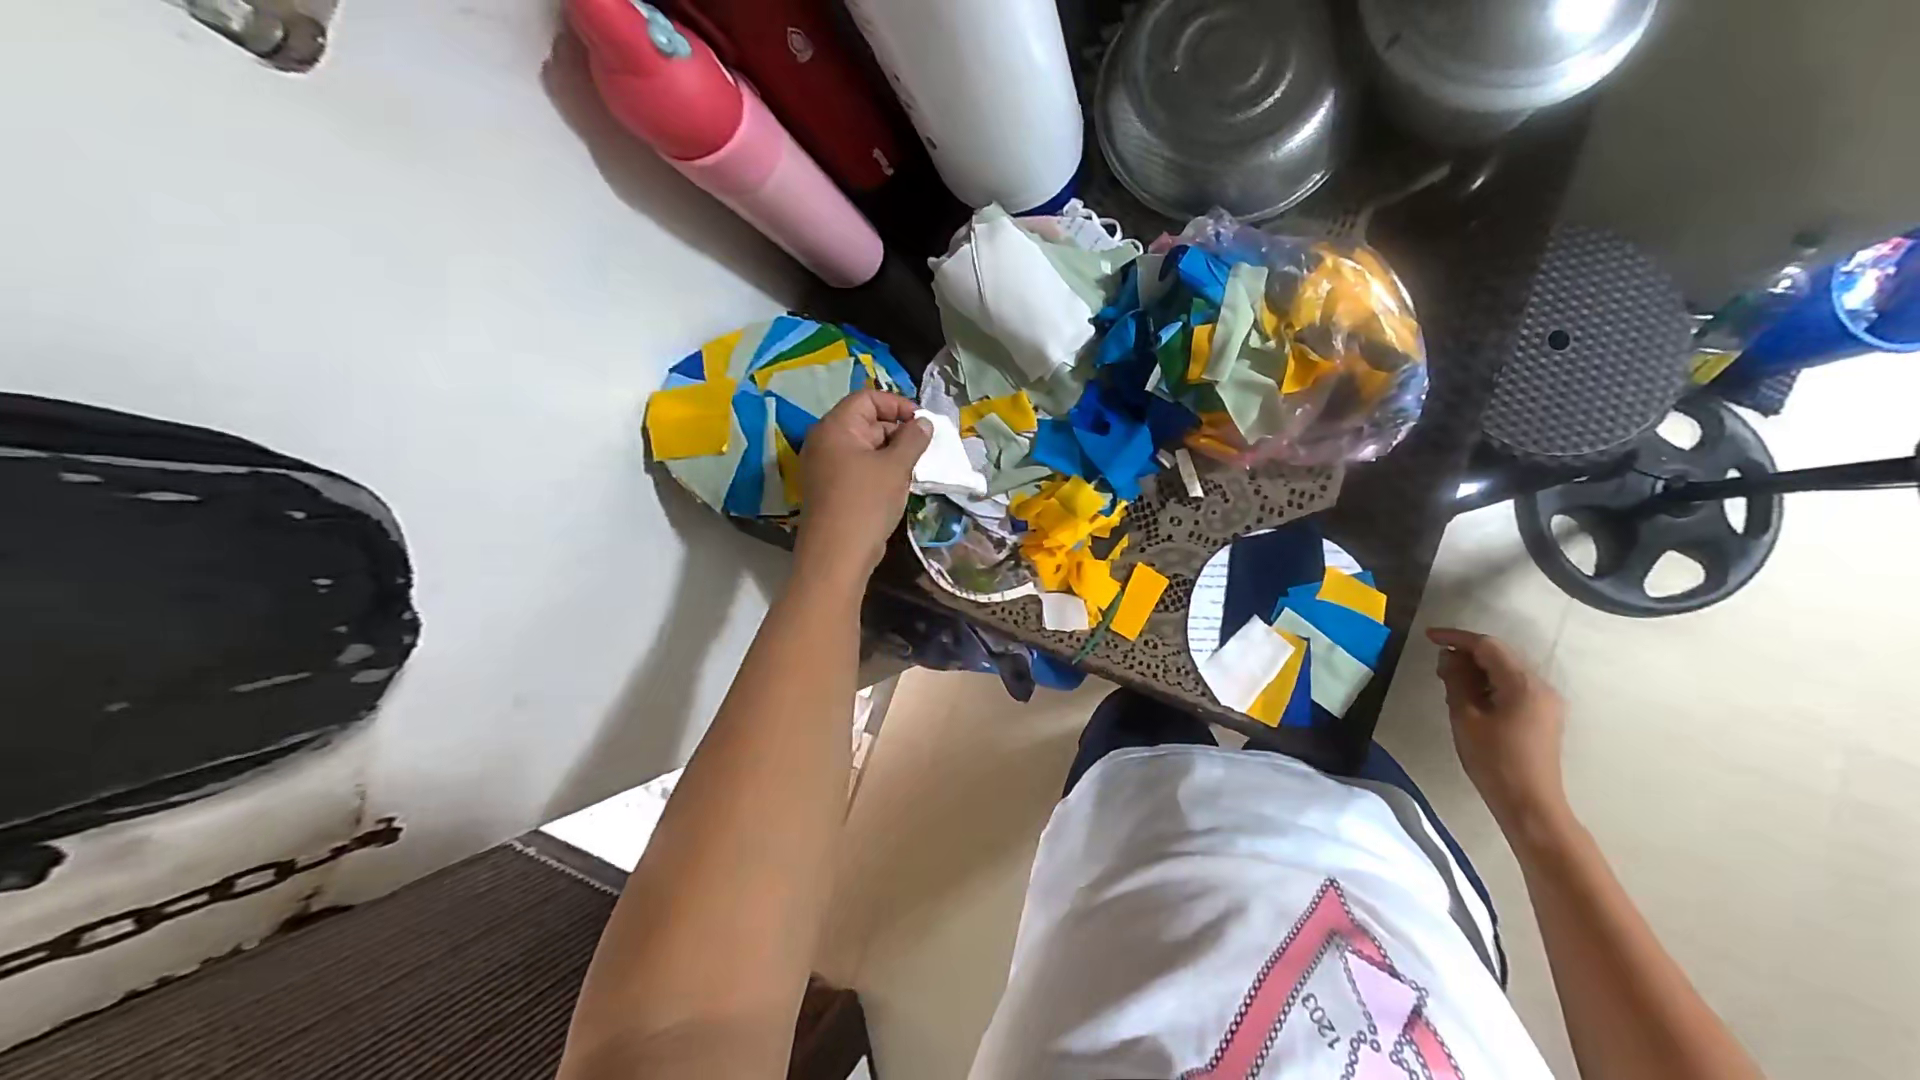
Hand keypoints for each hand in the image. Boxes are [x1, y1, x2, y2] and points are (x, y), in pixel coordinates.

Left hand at [793, 390, 930, 584]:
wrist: (837, 555)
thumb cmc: (866, 503)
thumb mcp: (896, 467)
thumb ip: (913, 439)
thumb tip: (923, 423)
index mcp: (835, 427)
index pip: (867, 398)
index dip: (897, 404)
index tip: (922, 422)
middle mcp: (824, 441)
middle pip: (864, 421)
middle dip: (897, 430)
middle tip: (923, 447)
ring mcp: (824, 466)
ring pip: (863, 446)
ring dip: (891, 451)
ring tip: (915, 467)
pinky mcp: (829, 488)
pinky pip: (857, 467)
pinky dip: (878, 468)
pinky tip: (898, 484)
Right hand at [1427, 627, 1569, 839]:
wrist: (1528, 802)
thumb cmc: (1493, 758)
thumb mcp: (1465, 715)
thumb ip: (1457, 680)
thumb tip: (1450, 657)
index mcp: (1523, 684)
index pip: (1488, 646)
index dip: (1456, 638)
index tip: (1428, 637)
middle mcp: (1541, 687)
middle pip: (1500, 655)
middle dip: (1466, 654)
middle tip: (1437, 666)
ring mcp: (1545, 702)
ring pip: (1506, 671)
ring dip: (1477, 670)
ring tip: (1449, 681)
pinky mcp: (1542, 715)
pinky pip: (1512, 686)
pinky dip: (1488, 683)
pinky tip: (1469, 695)